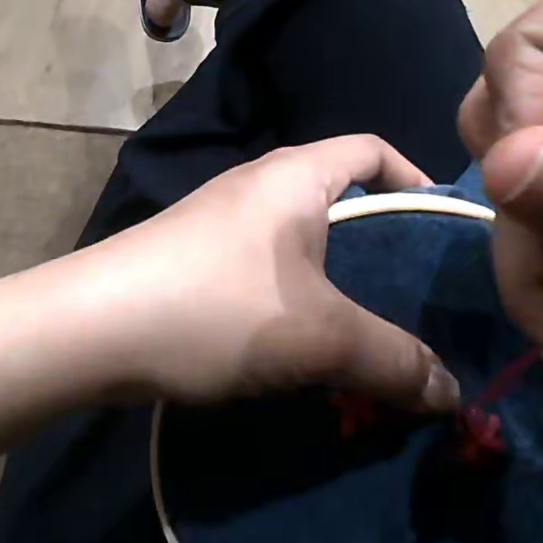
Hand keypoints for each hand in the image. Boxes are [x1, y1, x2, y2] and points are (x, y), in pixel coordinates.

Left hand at [78, 136, 462, 410]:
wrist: (91, 328)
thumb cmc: (217, 306)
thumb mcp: (318, 336)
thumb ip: (392, 360)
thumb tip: (452, 393)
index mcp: (296, 174)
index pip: (372, 149)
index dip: (414, 178)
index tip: (440, 229)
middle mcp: (261, 182)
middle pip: (342, 195)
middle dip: (383, 242)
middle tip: (416, 294)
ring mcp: (225, 216)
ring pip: (305, 236)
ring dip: (341, 276)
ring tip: (371, 327)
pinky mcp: (200, 252)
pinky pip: (272, 262)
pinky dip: (301, 292)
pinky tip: (306, 340)